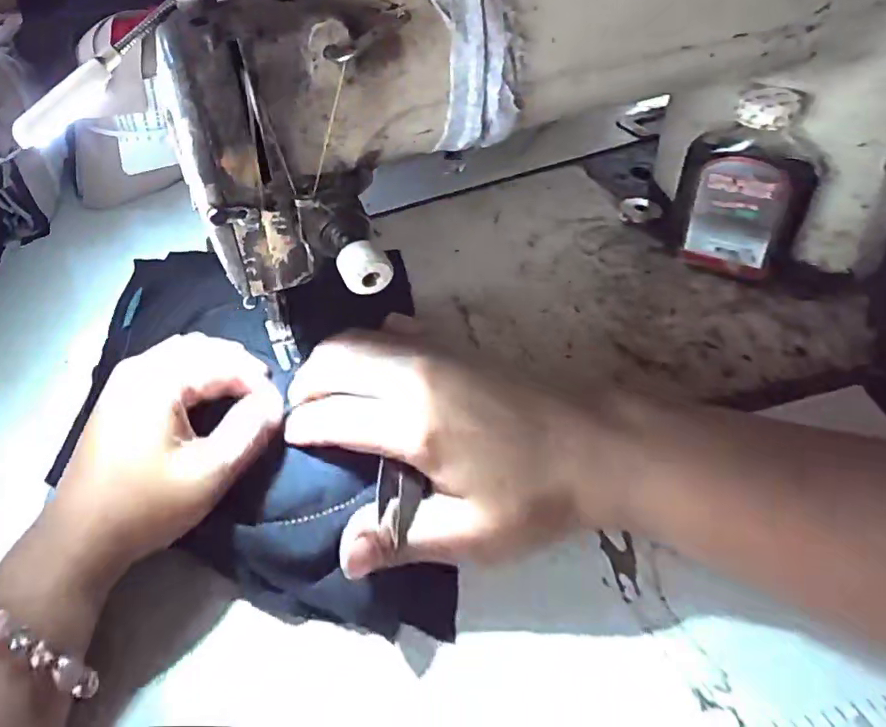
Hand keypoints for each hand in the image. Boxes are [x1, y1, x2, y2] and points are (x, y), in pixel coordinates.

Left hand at [39, 334, 284, 589]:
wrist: (82, 533)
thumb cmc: (146, 505)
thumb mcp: (207, 474)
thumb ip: (247, 433)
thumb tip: (275, 403)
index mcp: (157, 378)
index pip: (220, 361)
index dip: (256, 380)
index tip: (281, 407)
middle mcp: (138, 366)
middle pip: (197, 347)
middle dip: (235, 364)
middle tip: (265, 394)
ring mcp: (123, 377)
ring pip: (179, 353)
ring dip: (213, 365)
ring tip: (242, 393)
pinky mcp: (117, 393)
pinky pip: (164, 366)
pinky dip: (191, 373)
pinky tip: (206, 396)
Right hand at [284, 318, 604, 577]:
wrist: (597, 444)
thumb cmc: (533, 497)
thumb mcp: (473, 534)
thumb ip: (401, 539)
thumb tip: (343, 557)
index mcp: (413, 427)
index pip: (330, 416)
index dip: (301, 428)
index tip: (288, 440)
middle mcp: (409, 376)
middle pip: (329, 363)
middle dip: (302, 387)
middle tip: (297, 414)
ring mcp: (425, 349)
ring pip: (349, 339)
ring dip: (323, 362)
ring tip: (319, 391)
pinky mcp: (441, 338)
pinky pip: (380, 329)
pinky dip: (358, 344)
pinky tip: (364, 368)